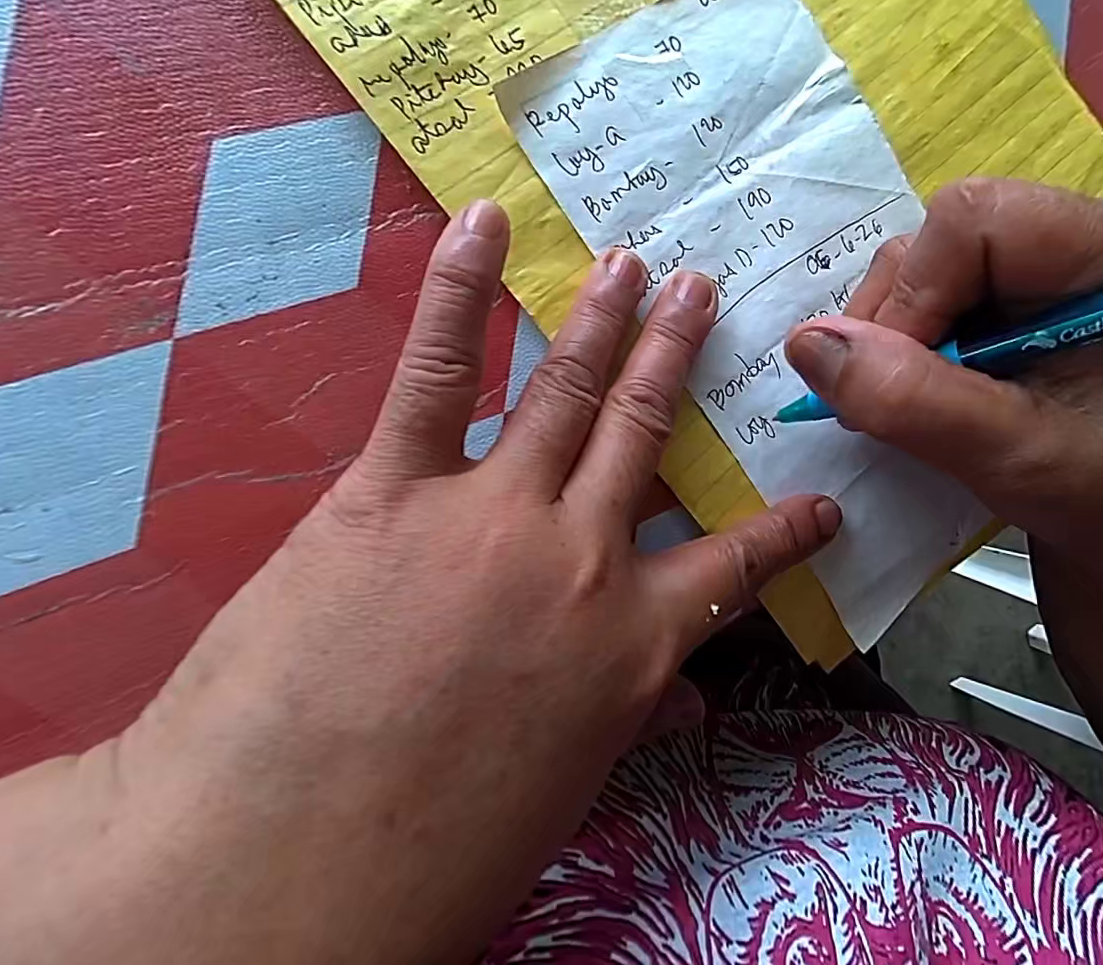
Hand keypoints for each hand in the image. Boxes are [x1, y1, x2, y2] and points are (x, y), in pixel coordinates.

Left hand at [115, 200, 838, 962]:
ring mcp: (489, 514)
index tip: (820, 499)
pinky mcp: (391, 491)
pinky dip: (458, 292)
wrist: (283, 875)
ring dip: (600, 319)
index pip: (733, 570)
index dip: (783, 531)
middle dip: (675, 357)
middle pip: (644, 435)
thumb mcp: (560, 786)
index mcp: (629, 649)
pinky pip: (435, 372)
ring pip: (564, 390)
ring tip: (627, 265)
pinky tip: (482, 228)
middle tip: (697, 293)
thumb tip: (679, 701)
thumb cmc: (432, 855)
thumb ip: (620, 718)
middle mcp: (578, 561)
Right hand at [782, 179, 1102, 569]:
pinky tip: (921, 384)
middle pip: (938, 236)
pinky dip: (895, 341)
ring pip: (917, 262)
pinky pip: (918, 289)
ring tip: (915, 399)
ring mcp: (1041, 262)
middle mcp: (1082, 237)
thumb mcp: (1011, 459)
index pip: (978, 220)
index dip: (916, 294)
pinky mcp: (1007, 290)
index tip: (907, 377)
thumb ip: (911, 401)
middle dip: (895, 320)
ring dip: (889, 335)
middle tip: (900, 398)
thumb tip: (807, 343)